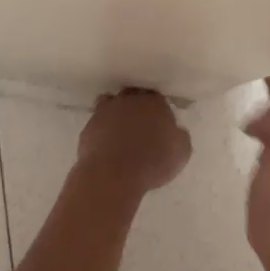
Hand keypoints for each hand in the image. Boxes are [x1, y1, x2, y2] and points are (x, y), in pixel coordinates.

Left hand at [76, 90, 192, 196]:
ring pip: (110, 104)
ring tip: (120, 131)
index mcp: (153, 102)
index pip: (156, 96)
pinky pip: (97, 124)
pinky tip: (106, 145)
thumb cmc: (153, 161)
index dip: (157, 108)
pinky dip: (101, 131)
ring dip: (115, 114)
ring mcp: (104, 112)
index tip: (159, 121)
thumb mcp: (181, 151)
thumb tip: (175, 130)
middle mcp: (127, 100)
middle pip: (132, 96)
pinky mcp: (87, 128)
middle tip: (140, 124)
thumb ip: (179, 135)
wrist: (113, 174)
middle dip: (135, 106)